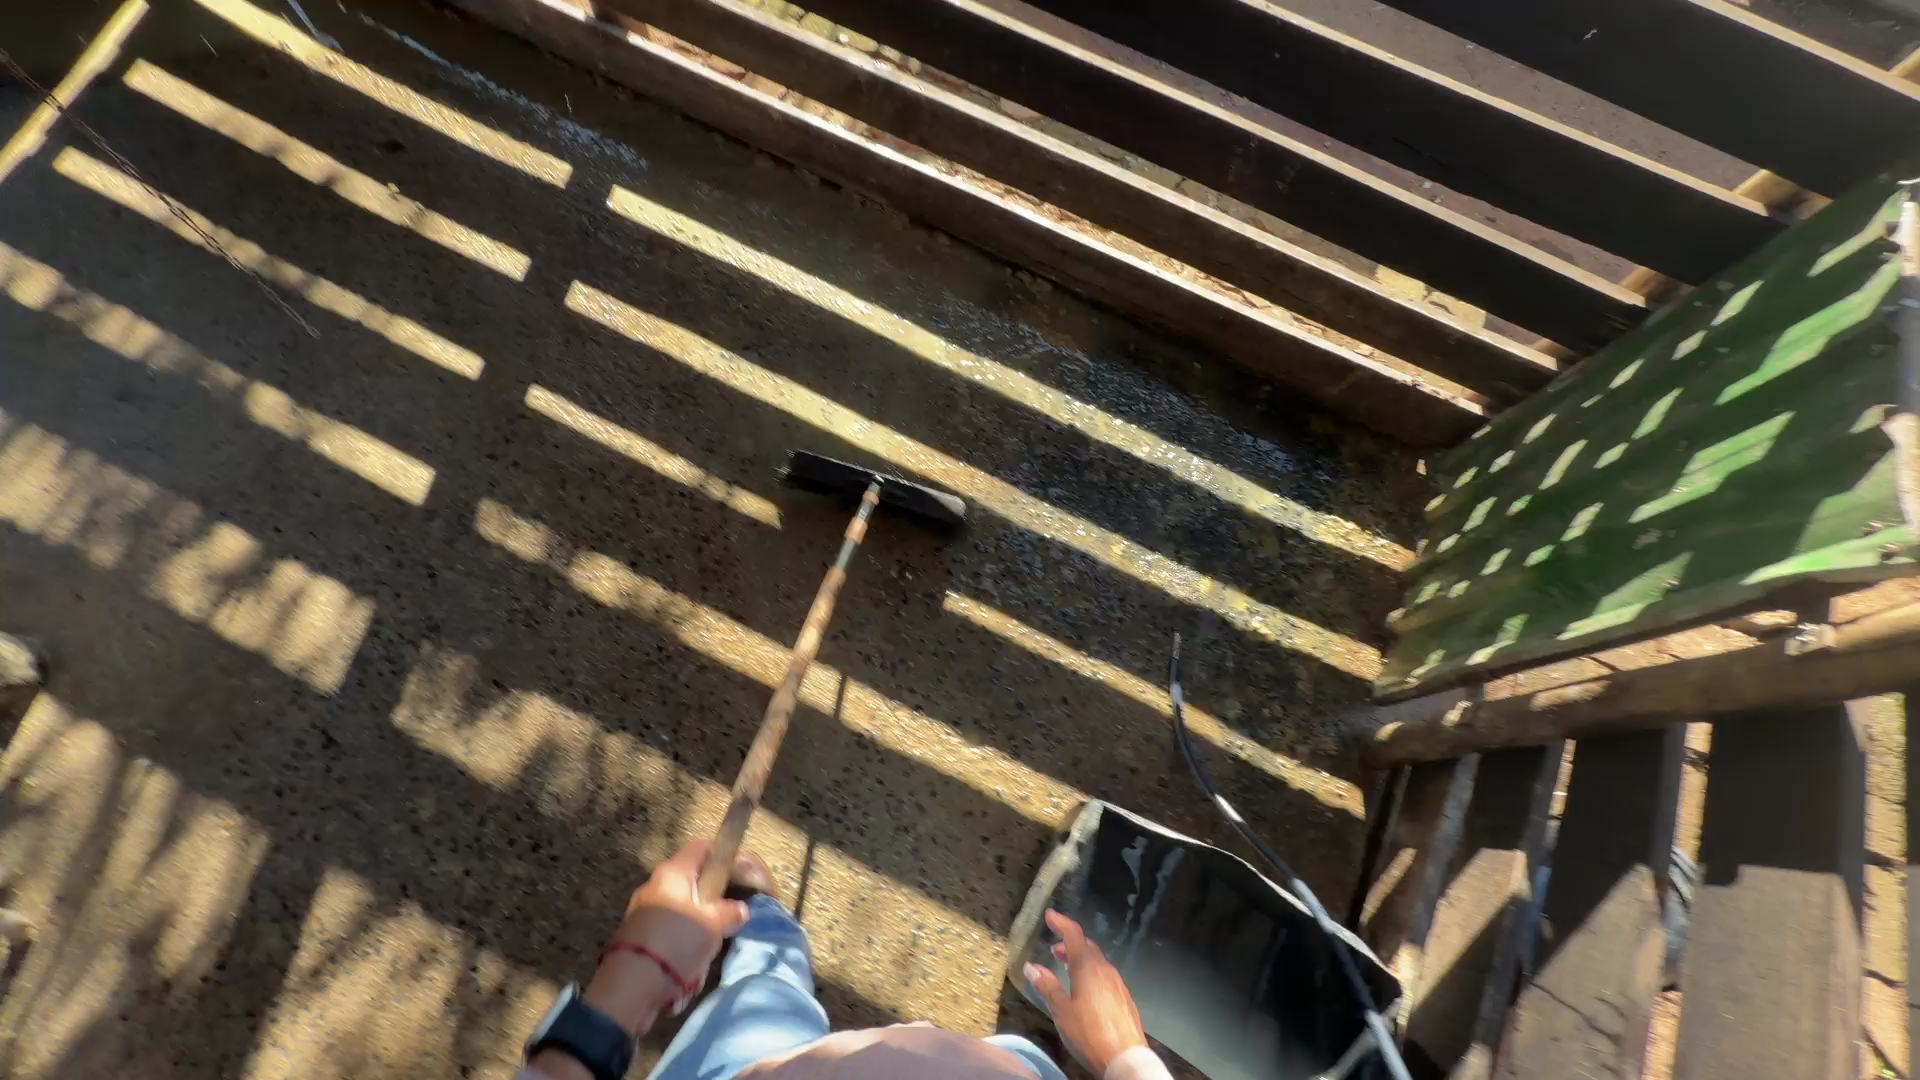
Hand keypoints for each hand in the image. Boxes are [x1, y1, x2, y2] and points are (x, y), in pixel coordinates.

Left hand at [585, 841, 751, 1031]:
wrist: (627, 991)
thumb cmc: (676, 944)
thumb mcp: (713, 925)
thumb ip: (730, 913)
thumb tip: (739, 910)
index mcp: (672, 873)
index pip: (701, 847)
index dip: (721, 857)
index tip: (736, 877)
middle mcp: (654, 887)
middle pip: (693, 886)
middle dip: (710, 909)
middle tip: (722, 926)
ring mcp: (643, 915)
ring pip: (683, 918)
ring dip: (696, 939)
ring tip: (700, 961)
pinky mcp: (636, 942)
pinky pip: (668, 940)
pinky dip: (679, 956)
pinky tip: (683, 976)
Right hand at [1024, 910, 1145, 1074]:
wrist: (1127, 1060)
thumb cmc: (1089, 1033)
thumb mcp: (1062, 1011)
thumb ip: (1047, 987)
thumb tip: (1031, 966)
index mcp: (1088, 966)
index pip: (1074, 934)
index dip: (1061, 922)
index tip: (1049, 915)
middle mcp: (1104, 969)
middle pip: (1086, 946)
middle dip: (1069, 943)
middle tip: (1054, 949)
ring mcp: (1117, 983)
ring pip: (1096, 961)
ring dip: (1080, 959)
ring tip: (1066, 968)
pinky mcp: (1124, 998)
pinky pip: (1105, 975)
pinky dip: (1091, 973)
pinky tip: (1085, 990)